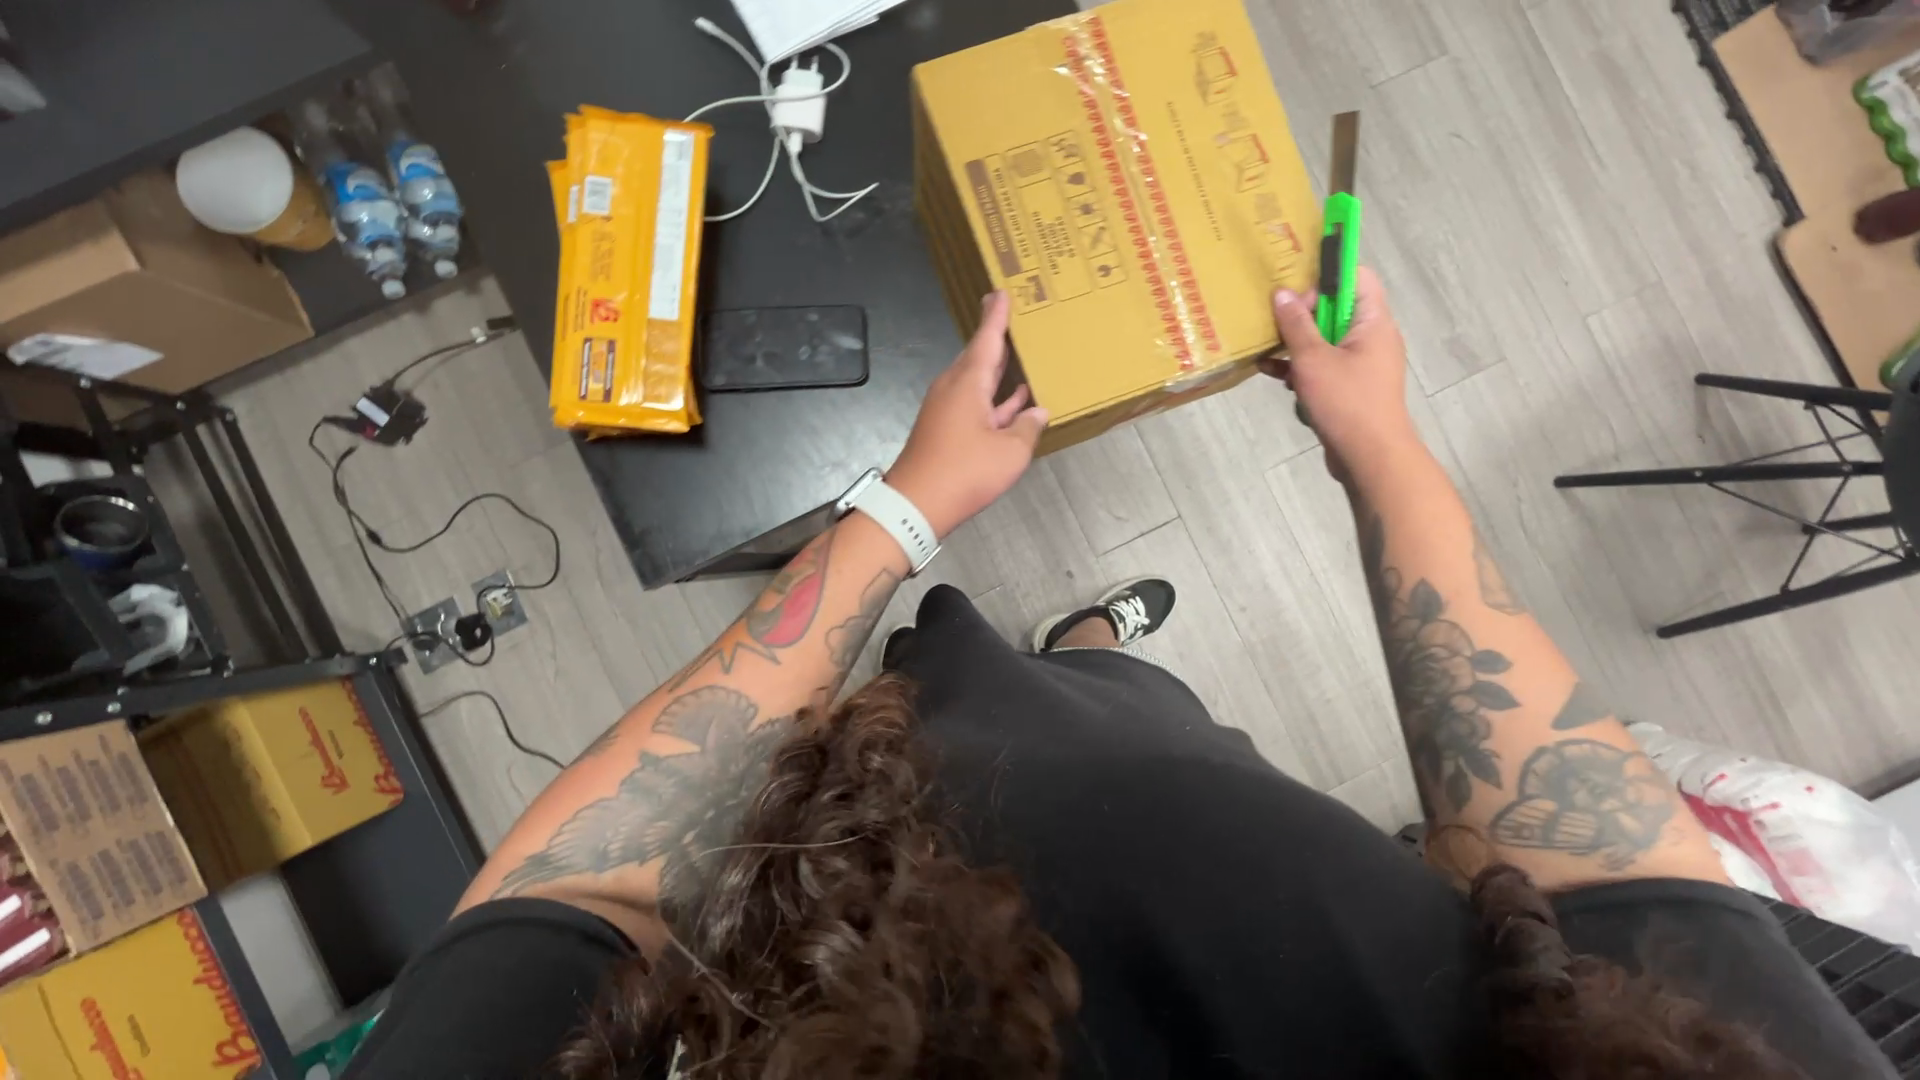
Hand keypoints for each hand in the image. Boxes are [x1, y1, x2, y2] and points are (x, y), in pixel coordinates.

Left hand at [888, 291, 1048, 537]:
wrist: (916, 505)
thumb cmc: (965, 473)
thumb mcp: (1010, 452)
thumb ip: (1027, 428)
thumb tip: (1037, 412)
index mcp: (968, 382)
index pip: (986, 339)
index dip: (996, 316)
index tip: (1000, 292)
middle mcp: (954, 389)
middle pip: (979, 357)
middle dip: (997, 340)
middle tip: (1015, 321)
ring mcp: (947, 410)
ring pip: (977, 383)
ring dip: (999, 374)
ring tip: (1023, 359)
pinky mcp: (945, 430)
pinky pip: (974, 404)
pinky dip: (994, 401)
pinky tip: (1015, 404)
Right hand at [1260, 267, 1419, 479]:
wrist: (1370, 456)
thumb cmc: (1346, 401)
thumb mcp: (1313, 359)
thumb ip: (1296, 325)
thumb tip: (1281, 293)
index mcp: (1374, 322)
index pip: (1357, 277)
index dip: (1326, 277)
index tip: (1297, 293)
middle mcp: (1372, 338)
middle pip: (1336, 309)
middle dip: (1302, 314)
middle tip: (1273, 321)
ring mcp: (1362, 364)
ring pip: (1325, 340)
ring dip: (1296, 344)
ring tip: (1265, 348)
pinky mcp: (1349, 388)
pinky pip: (1323, 366)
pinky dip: (1300, 367)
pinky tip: (1272, 372)